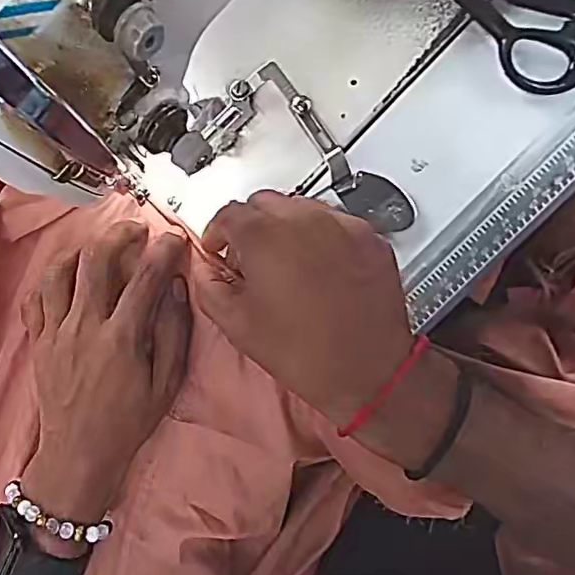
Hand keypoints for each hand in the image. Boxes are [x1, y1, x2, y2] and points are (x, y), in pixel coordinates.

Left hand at [21, 223, 191, 533]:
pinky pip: (36, 297)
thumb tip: (175, 288)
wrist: (78, 454)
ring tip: (97, 247)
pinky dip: (50, 280)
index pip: (145, 278)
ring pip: (59, 271)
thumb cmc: (127, 422)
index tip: (173, 240)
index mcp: (121, 338)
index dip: (163, 251)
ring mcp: (56, 332)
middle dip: (118, 234)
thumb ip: (173, 332)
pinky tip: (66, 278)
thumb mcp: (166, 384)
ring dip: (80, 250)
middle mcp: (85, 327)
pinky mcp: (38, 341)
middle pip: (96, 260)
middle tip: (135, 230)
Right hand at [194, 192, 425, 426]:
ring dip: (285, 227)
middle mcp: (303, 222)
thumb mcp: (236, 324)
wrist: (365, 370)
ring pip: (300, 207)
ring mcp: (340, 226)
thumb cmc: (306, 352)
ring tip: (285, 263)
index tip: (218, 247)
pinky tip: (318, 266)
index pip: (229, 214)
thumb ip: (209, 286)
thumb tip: (206, 270)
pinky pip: (335, 222)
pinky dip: (320, 236)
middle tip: (248, 257)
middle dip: (250, 226)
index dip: (217, 232)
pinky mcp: (368, 238)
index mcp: (264, 237)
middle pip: (263, 203)